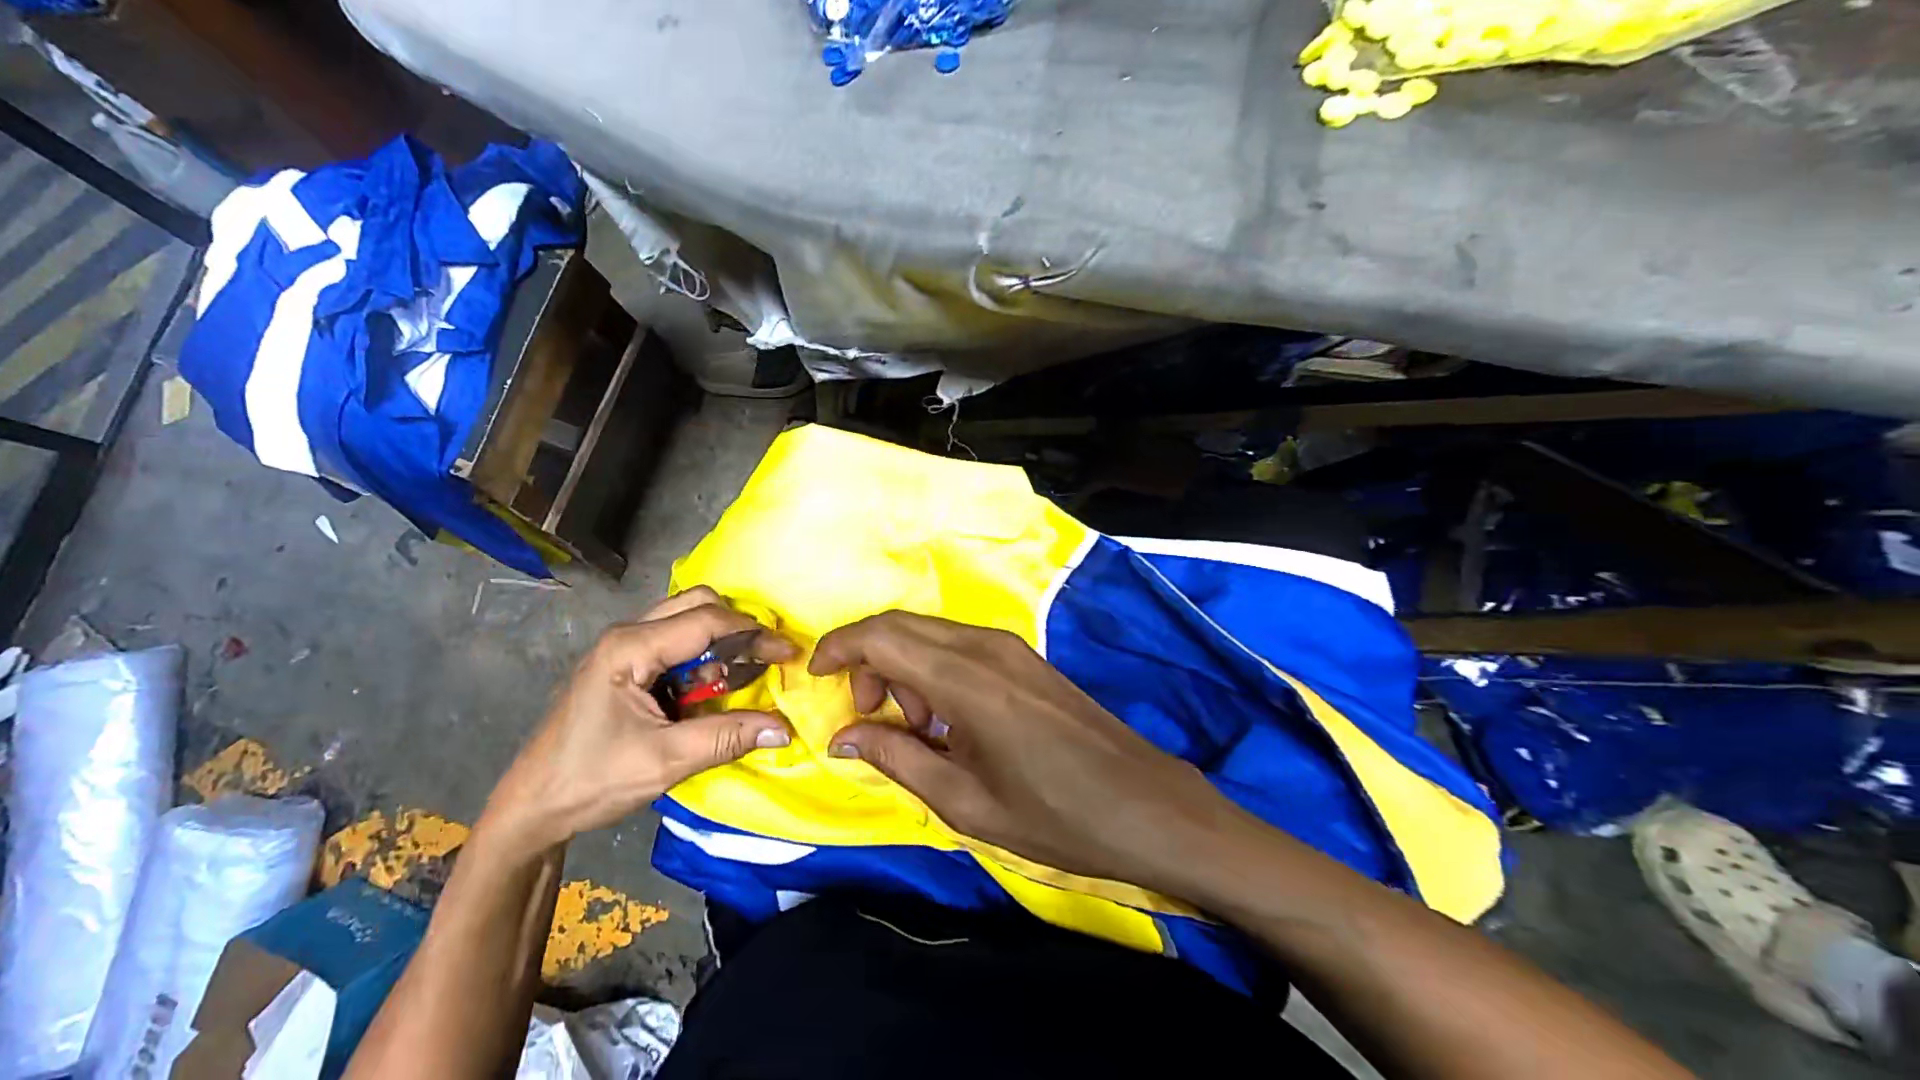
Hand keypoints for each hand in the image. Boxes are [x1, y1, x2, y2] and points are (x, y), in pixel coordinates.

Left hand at [480, 587, 794, 852]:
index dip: (754, 634)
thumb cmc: (591, 781)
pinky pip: (675, 644)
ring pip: (686, 621)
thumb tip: (784, 728)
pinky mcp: (625, 666)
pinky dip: (703, 658)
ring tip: (746, 675)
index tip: (790, 654)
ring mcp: (623, 648)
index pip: (706, 621)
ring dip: (721, 642)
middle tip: (767, 658)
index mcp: (629, 648)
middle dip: (738, 627)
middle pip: (697, 605)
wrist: (532, 808)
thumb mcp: (665, 761)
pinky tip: (714, 688)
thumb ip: (727, 737)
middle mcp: (627, 635)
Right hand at [809, 612, 1247, 889]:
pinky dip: (935, 670)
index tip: (814, 677)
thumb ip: (897, 758)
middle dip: (869, 661)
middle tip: (867, 718)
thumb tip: (842, 735)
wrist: (1146, 806)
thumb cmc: (1055, 816)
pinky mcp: (1027, 658)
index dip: (839, 649)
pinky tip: (949, 721)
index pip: (882, 637)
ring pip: (930, 634)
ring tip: (916, 730)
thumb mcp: (966, 801)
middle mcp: (986, 645)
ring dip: (904, 668)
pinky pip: (961, 646)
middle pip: (902, 626)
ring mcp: (1011, 647)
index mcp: (967, 679)